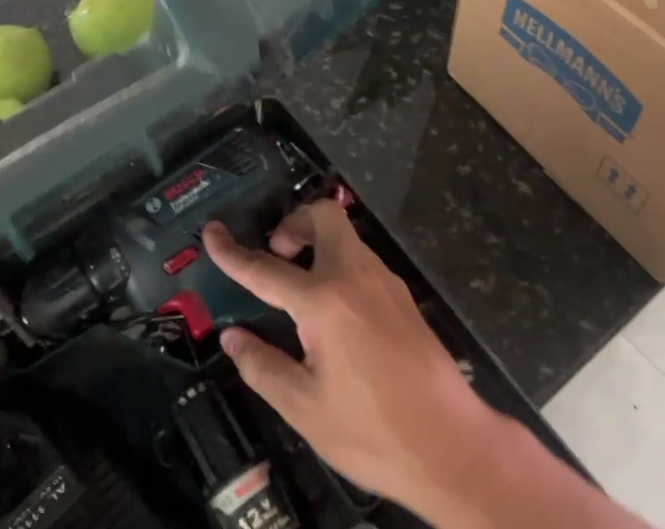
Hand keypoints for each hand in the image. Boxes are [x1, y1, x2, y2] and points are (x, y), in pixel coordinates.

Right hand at [201, 201, 504, 510]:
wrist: (453, 447)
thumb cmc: (372, 430)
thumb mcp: (303, 408)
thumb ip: (262, 366)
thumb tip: (234, 338)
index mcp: (324, 302)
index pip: (265, 268)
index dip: (232, 252)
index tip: (211, 234)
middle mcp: (356, 278)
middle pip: (324, 216)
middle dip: (293, 222)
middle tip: (276, 256)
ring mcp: (386, 285)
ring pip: (346, 239)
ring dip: (317, 247)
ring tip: (298, 292)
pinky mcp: (404, 301)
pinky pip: (363, 264)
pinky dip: (339, 268)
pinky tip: (332, 315)